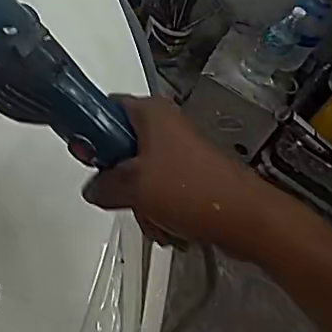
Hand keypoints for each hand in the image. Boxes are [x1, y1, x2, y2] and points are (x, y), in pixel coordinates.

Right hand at [82, 96, 279, 253]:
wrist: (244, 217)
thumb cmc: (191, 189)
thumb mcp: (134, 186)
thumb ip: (103, 185)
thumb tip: (93, 188)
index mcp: (150, 110)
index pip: (106, 107)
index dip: (92, 131)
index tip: (87, 156)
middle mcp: (165, 123)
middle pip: (122, 145)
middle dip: (120, 177)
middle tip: (124, 193)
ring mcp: (179, 148)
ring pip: (140, 172)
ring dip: (140, 200)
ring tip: (153, 215)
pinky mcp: (190, 173)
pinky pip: (160, 188)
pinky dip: (159, 208)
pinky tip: (168, 224)